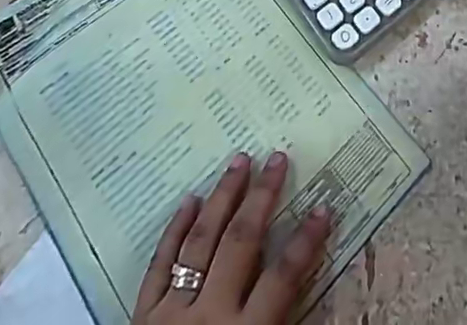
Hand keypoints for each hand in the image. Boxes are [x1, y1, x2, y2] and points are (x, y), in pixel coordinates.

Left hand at [132, 152, 331, 324]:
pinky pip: (159, 264)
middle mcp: (209, 315)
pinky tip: (190, 199)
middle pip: (242, 243)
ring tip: (239, 161)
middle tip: (279, 158)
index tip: (326, 206)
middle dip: (263, 197)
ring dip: (223, 198)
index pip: (283, 278)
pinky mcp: (140, 316)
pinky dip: (175, 230)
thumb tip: (323, 317)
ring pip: (201, 241)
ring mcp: (170, 312)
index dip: (307, 241)